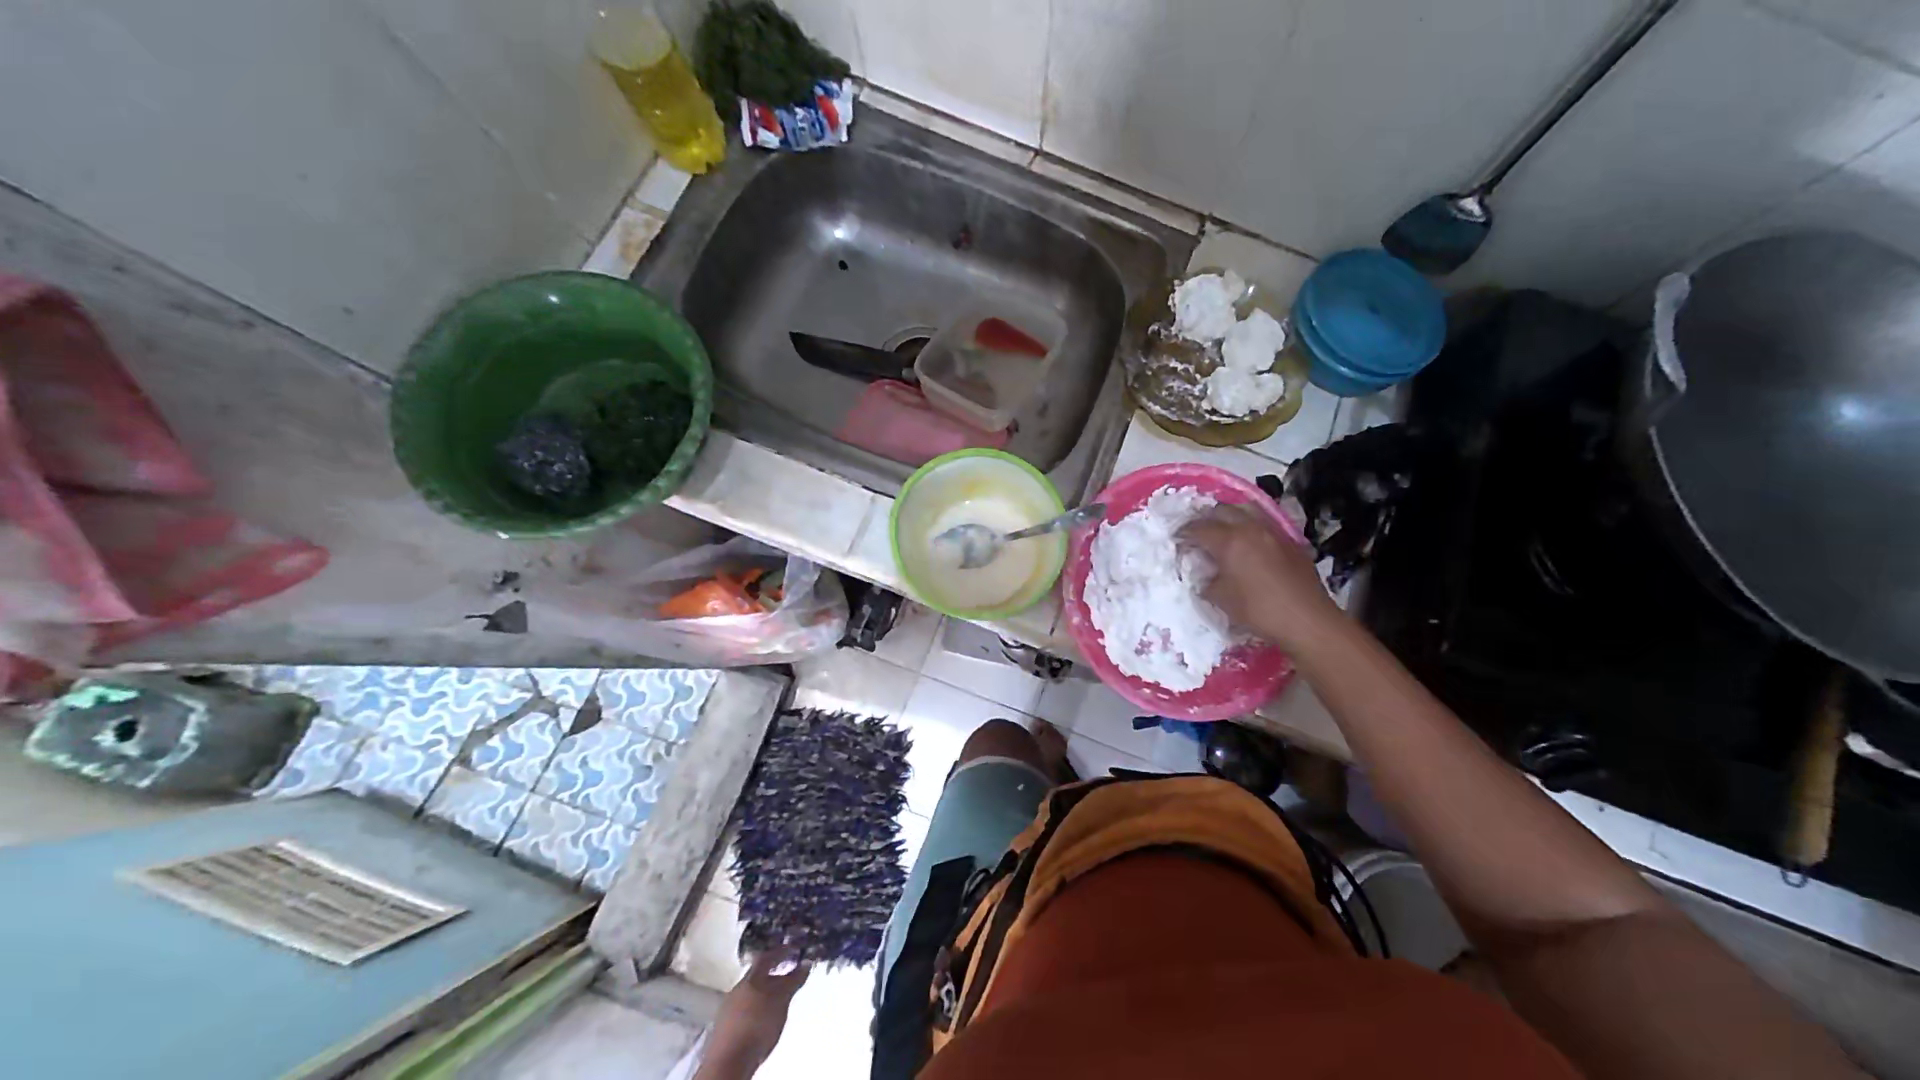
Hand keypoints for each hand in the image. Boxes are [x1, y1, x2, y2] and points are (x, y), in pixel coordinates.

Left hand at [697, 949, 808, 1078]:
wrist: (729, 1060)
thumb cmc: (758, 1025)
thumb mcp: (781, 1001)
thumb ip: (793, 981)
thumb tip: (805, 963)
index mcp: (751, 978)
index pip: (767, 957)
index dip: (781, 951)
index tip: (794, 949)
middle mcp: (738, 988)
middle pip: (758, 974)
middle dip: (774, 972)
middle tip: (788, 972)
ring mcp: (729, 1006)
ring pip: (751, 991)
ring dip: (765, 990)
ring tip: (779, 996)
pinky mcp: (725, 1024)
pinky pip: (745, 1006)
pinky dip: (757, 1005)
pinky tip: (763, 1014)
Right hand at [1181, 505, 1340, 650]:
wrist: (1308, 620)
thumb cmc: (1259, 611)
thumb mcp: (1221, 599)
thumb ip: (1206, 580)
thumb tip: (1205, 573)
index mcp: (1229, 541)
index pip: (1198, 528)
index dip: (1184, 534)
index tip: (1177, 541)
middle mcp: (1251, 529)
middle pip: (1222, 510)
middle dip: (1205, 519)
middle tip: (1197, 533)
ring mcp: (1273, 532)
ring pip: (1246, 511)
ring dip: (1229, 517)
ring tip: (1222, 532)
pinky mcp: (1290, 541)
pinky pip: (1264, 524)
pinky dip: (1250, 527)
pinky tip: (1248, 544)